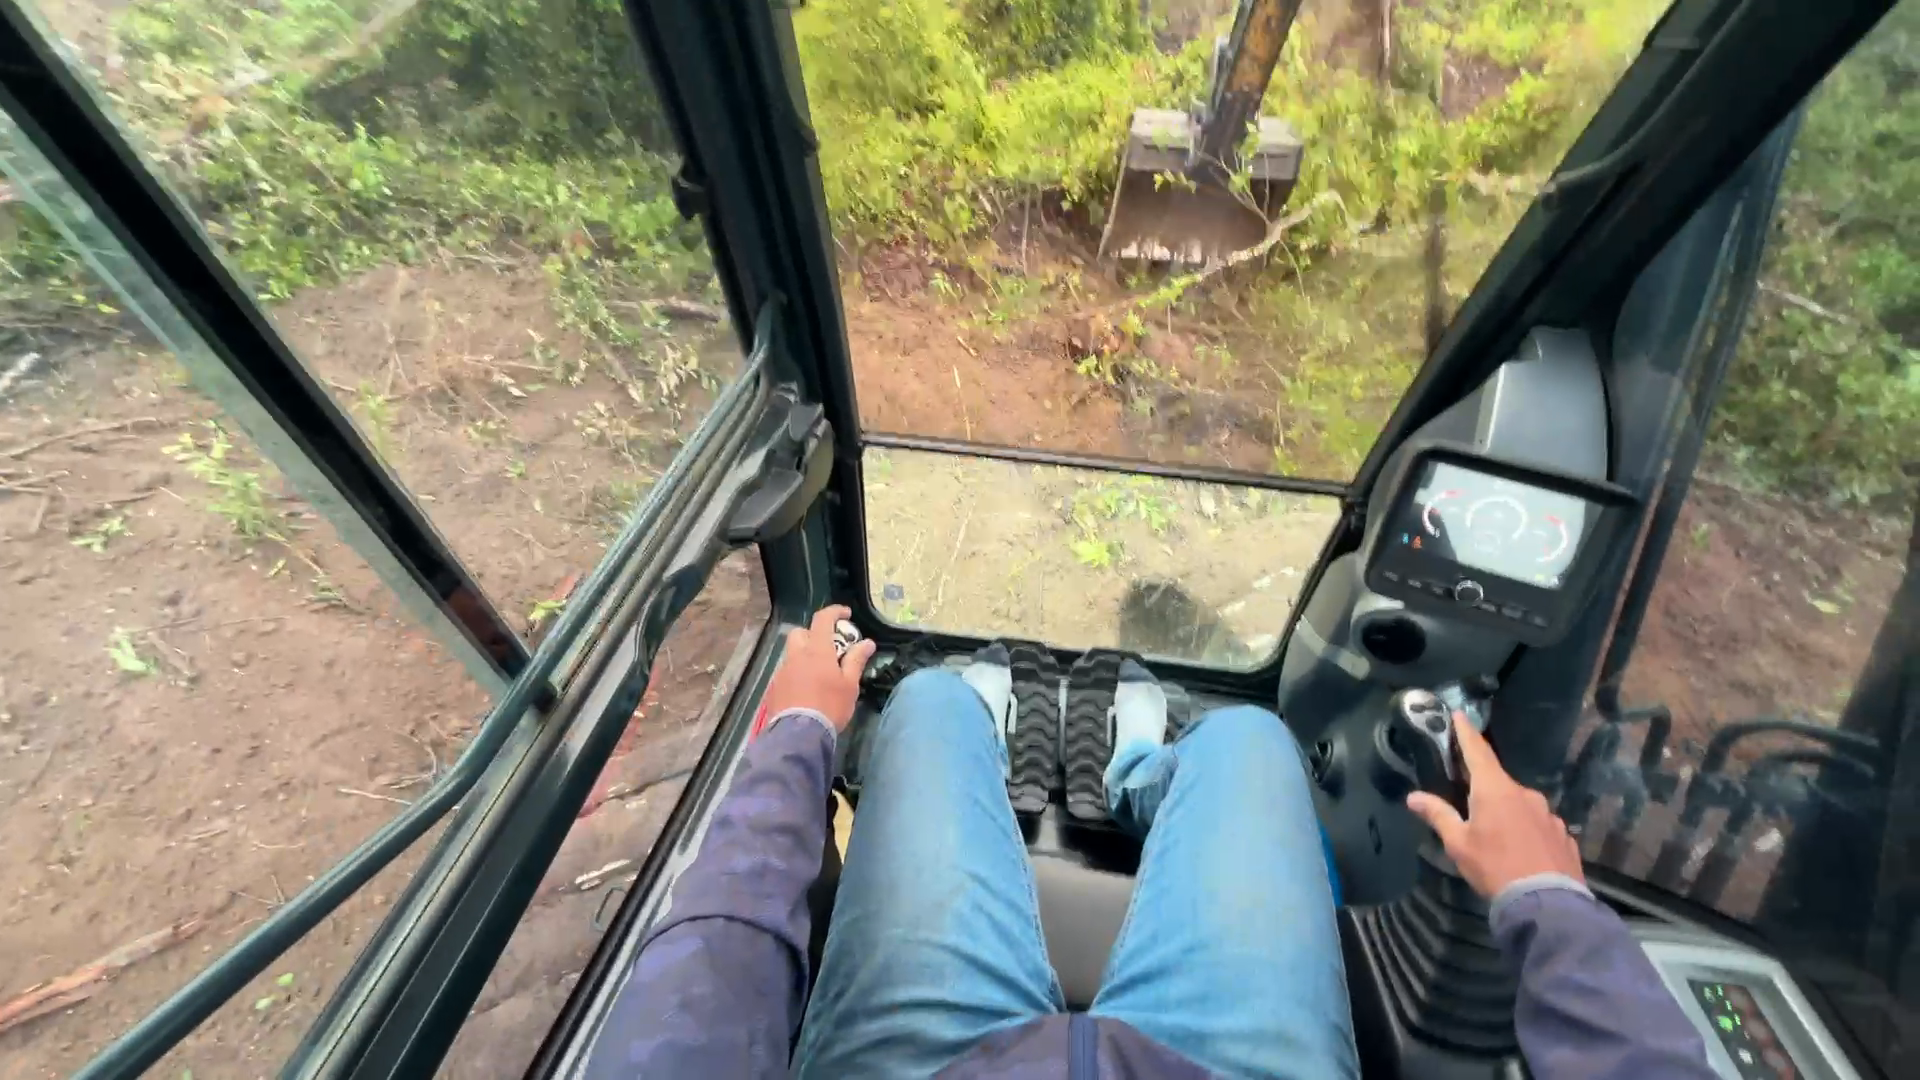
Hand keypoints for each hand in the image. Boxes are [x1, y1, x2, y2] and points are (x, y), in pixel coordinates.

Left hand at [761, 605, 875, 732]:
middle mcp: (796, 655)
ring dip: (805, 656)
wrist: (799, 735)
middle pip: (800, 633)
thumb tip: (867, 642)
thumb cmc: (830, 706)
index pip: (822, 619)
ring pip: (793, 654)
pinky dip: (797, 673)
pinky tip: (807, 690)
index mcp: (817, 650)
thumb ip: (856, 660)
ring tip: (820, 674)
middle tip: (829, 648)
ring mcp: (782, 671)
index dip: (835, 611)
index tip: (846, 614)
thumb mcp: (850, 685)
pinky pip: (787, 672)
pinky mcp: (775, 688)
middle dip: (813, 634)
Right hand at [1406, 712, 1583, 898]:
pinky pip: (1538, 823)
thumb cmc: (1495, 867)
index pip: (1478, 751)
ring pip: (1519, 803)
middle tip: (1466, 797)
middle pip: (1497, 780)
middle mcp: (1525, 794)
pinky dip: (1525, 828)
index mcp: (1495, 790)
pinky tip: (1519, 847)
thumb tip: (1414, 797)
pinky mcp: (1564, 836)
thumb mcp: (1458, 843)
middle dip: (1481, 785)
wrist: (1549, 905)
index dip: (1466, 732)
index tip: (1459, 714)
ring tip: (1494, 831)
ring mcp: (1549, 815)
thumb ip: (1437, 815)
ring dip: (1505, 810)